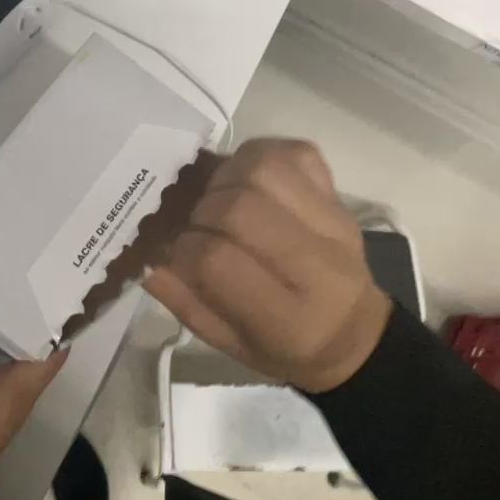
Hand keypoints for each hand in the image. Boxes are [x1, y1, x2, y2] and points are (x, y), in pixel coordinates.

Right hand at [144, 139, 392, 392]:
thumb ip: (185, 301)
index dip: (182, 248)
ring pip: (266, 170)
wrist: (352, 333)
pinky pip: (294, 153)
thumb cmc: (283, 346)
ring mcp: (333, 222)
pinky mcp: (337, 194)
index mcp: (287, 319)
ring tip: (215, 196)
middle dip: (200, 212)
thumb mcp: (228, 344)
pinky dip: (259, 156)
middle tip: (194, 224)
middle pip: (240, 208)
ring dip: (226, 177)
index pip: (216, 261)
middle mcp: (317, 265)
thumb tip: (147, 256)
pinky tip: (244, 177)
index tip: (174, 253)